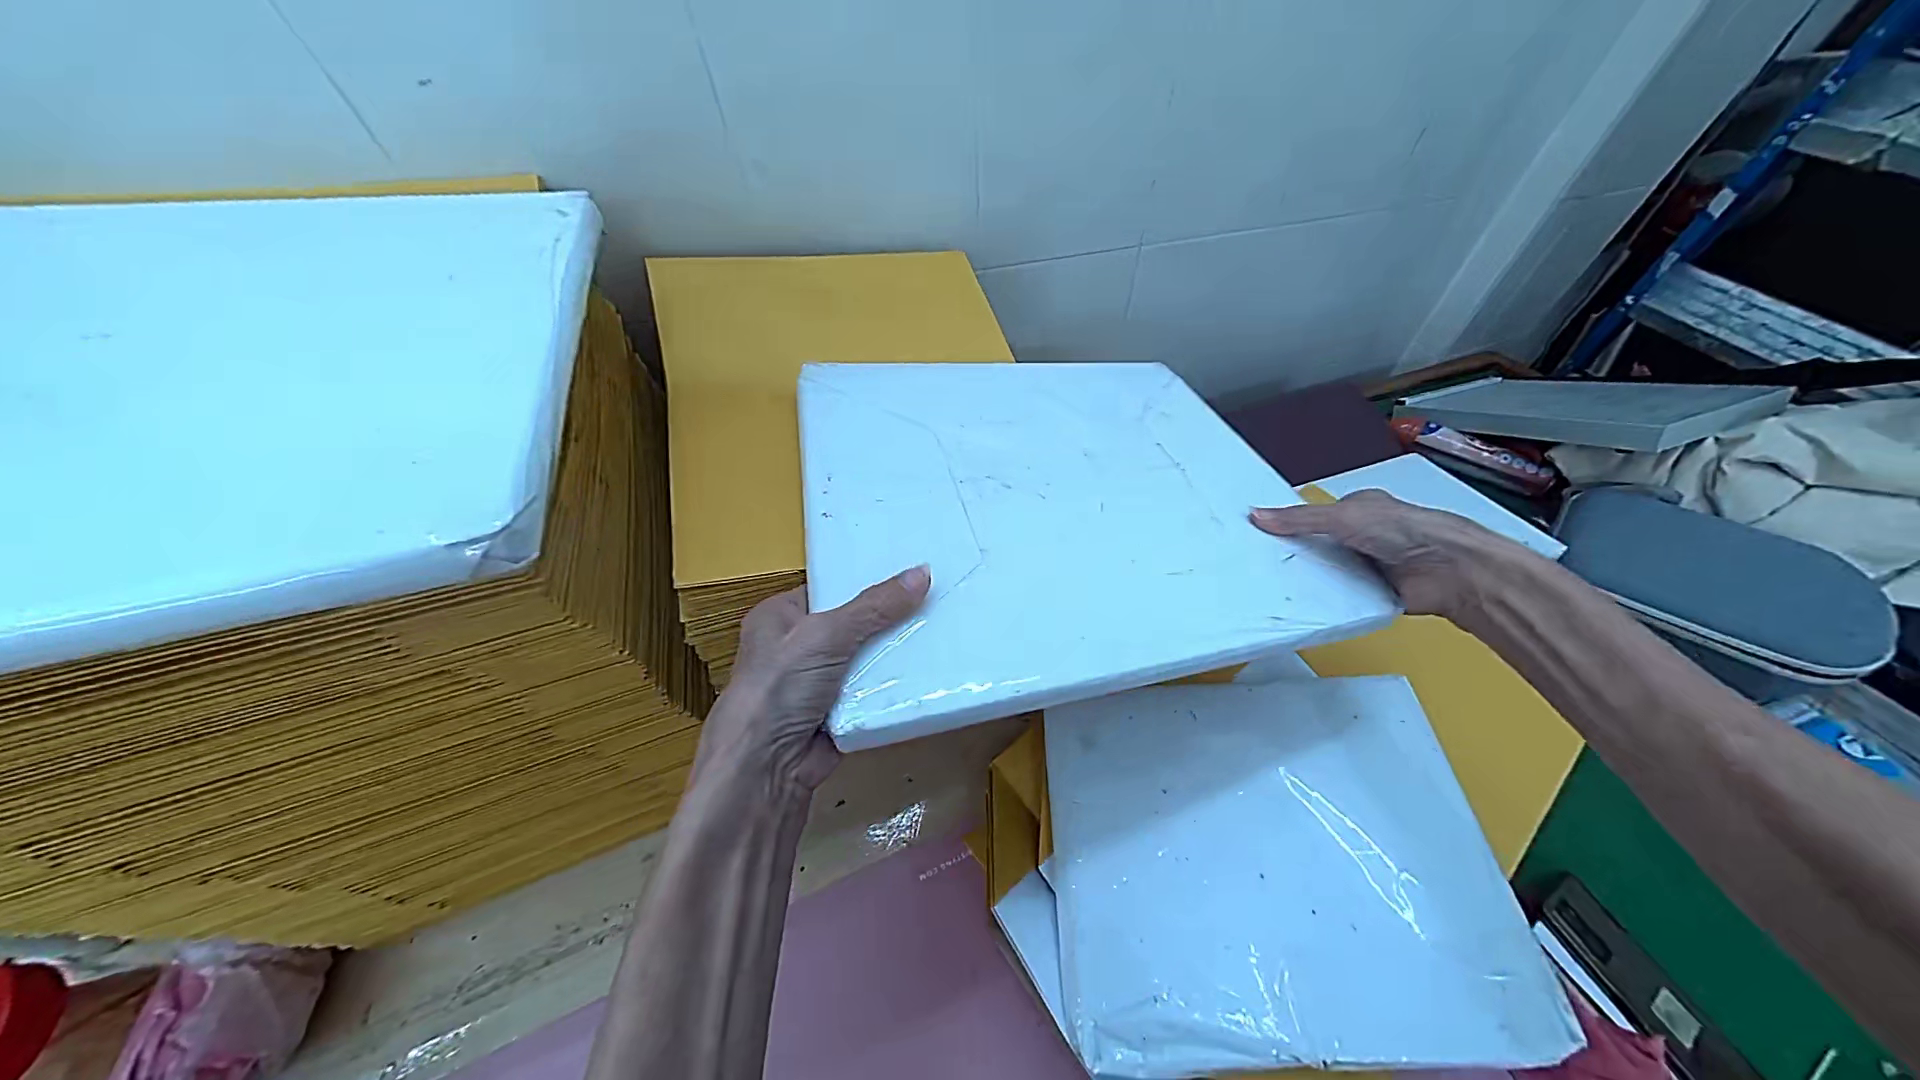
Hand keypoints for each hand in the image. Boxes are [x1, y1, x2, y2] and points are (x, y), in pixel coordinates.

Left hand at [689, 566, 931, 804]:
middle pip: (852, 625)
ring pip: (864, 660)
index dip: (864, 582)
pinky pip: (870, 693)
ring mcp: (816, 684)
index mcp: (779, 617)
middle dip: (886, 619)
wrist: (765, 768)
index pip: (828, 590)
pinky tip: (926, 672)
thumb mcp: (827, 635)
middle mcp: (795, 648)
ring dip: (892, 655)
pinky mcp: (836, 714)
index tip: (907, 574)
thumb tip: (922, 572)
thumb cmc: (779, 687)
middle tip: (932, 600)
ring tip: (940, 632)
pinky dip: (891, 688)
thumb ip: (875, 607)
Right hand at [1248, 489, 1519, 617]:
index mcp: (1357, 509)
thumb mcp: (1344, 516)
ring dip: (1308, 579)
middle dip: (1293, 555)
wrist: (1451, 571)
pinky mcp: (1371, 594)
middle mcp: (1361, 537)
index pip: (1312, 516)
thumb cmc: (1408, 531)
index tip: (1258, 534)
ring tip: (1270, 585)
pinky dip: (1323, 601)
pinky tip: (1301, 603)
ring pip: (1324, 573)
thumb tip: (1257, 515)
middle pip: (1315, 546)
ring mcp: (1366, 566)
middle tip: (1258, 563)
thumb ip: (1300, 519)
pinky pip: (1338, 598)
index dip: (1286, 525)